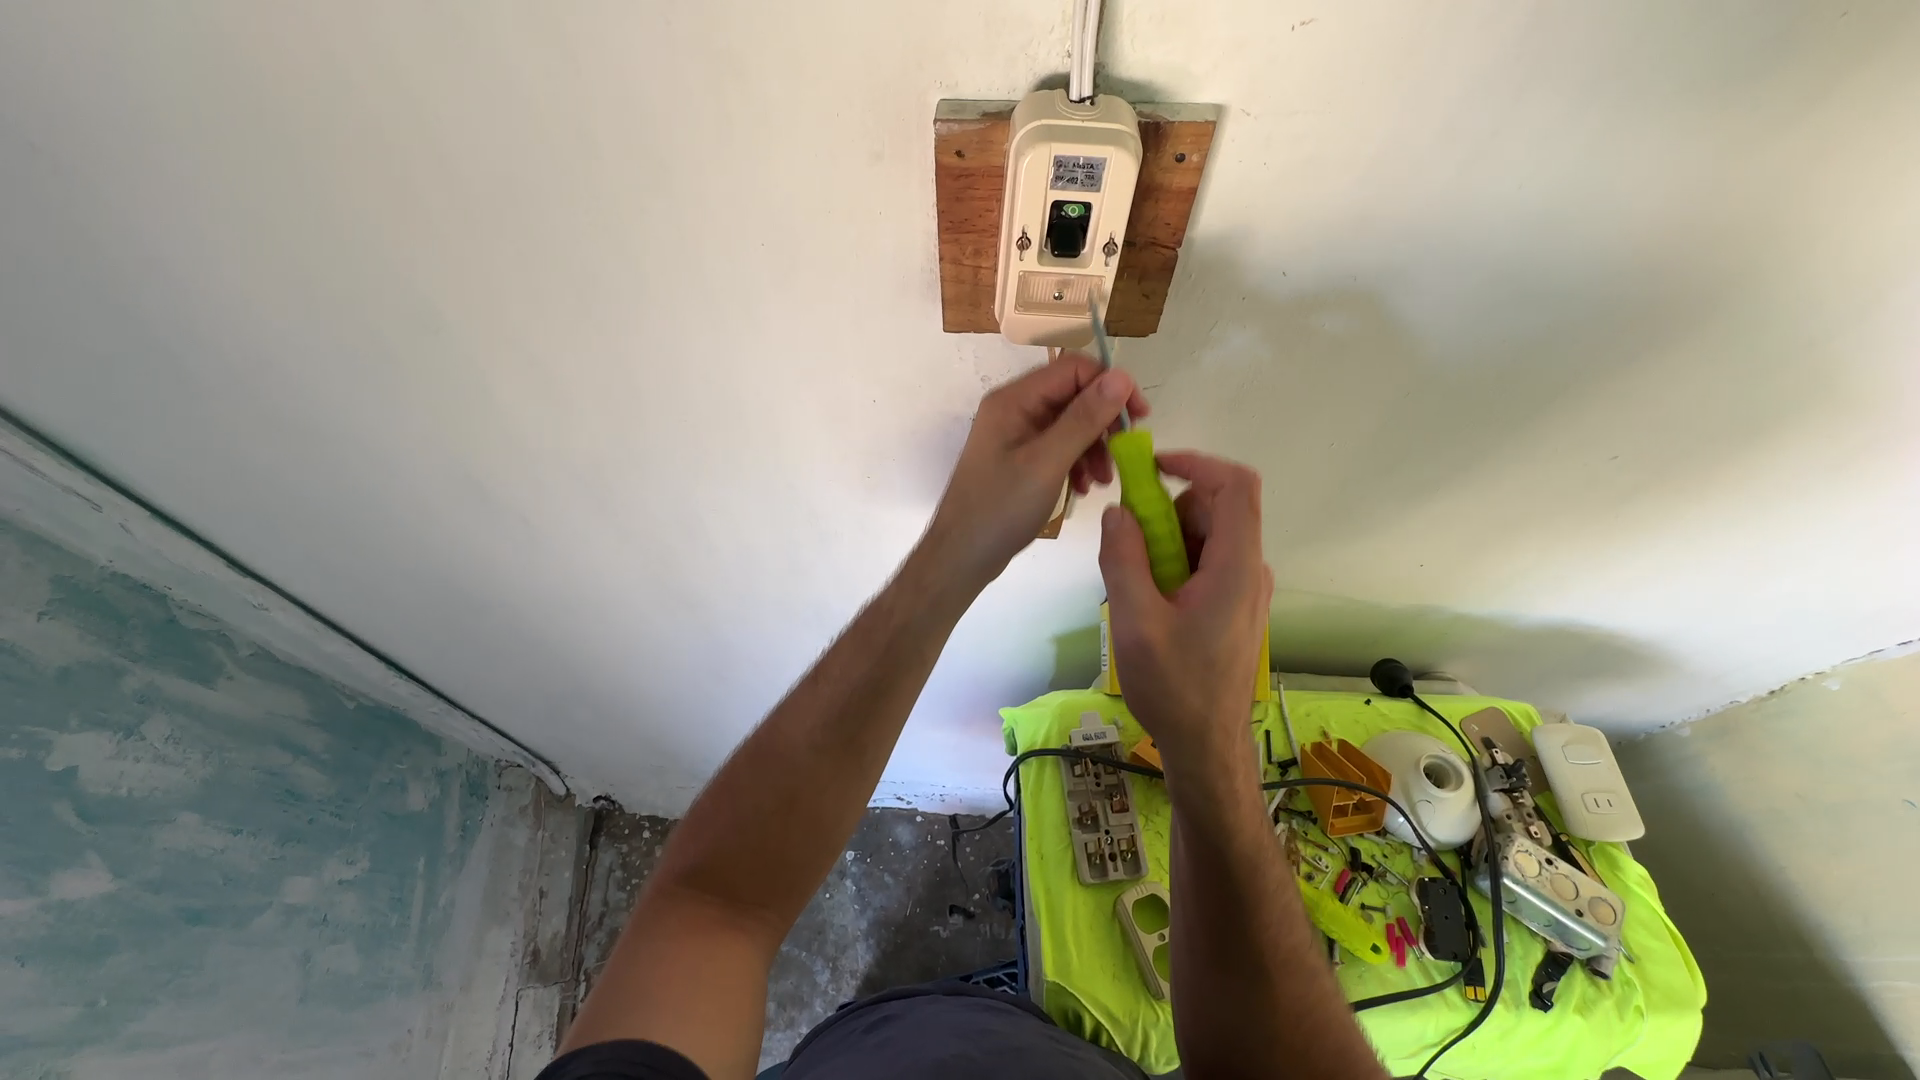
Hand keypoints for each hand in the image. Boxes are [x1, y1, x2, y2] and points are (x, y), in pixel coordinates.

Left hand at [925, 352, 1146, 586]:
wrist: (962, 556)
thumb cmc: (1000, 509)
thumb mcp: (1047, 463)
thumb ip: (1084, 418)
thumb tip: (1122, 376)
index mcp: (1014, 400)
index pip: (1073, 369)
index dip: (1110, 386)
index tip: (1139, 417)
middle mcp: (1014, 410)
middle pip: (1073, 396)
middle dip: (1103, 422)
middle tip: (1124, 453)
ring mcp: (1016, 436)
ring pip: (1070, 424)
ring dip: (1094, 447)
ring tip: (1103, 480)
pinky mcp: (1021, 460)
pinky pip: (1059, 448)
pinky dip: (1078, 463)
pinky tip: (1084, 488)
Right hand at [1099, 452, 1272, 766]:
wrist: (1206, 747)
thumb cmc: (1174, 687)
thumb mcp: (1136, 621)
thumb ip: (1124, 560)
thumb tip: (1117, 512)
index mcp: (1235, 567)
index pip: (1235, 486)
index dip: (1196, 463)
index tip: (1149, 468)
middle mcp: (1249, 571)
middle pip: (1214, 510)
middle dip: (1166, 513)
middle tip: (1126, 544)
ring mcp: (1244, 591)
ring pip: (1206, 538)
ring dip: (1165, 544)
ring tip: (1134, 587)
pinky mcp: (1234, 609)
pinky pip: (1205, 565)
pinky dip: (1174, 566)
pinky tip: (1149, 604)